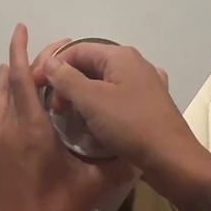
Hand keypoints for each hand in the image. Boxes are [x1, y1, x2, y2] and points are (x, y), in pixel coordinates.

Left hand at [0, 24, 135, 210]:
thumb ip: (117, 163)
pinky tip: (19, 105)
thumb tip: (139, 146)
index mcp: (30, 130)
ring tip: (21, 66)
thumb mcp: (93, 186)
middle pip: (7, 84)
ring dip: (8, 80)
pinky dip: (6, 100)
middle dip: (19, 61)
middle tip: (39, 50)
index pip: (21, 79)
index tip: (21, 28)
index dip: (20, 51)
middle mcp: (8, 131)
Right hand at [36, 40, 203, 178]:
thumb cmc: (130, 125)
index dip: (54, 66)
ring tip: (72, 118)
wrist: (172, 160)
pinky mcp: (150, 104)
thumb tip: (50, 62)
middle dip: (68, 83)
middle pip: (90, 65)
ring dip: (83, 97)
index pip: (76, 50)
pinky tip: (96, 124)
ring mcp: (145, 83)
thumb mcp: (92, 100)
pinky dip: (101, 106)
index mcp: (120, 55)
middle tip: (56, 109)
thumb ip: (67, 78)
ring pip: (103, 83)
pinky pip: (117, 98)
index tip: (37, 86)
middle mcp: (134, 63)